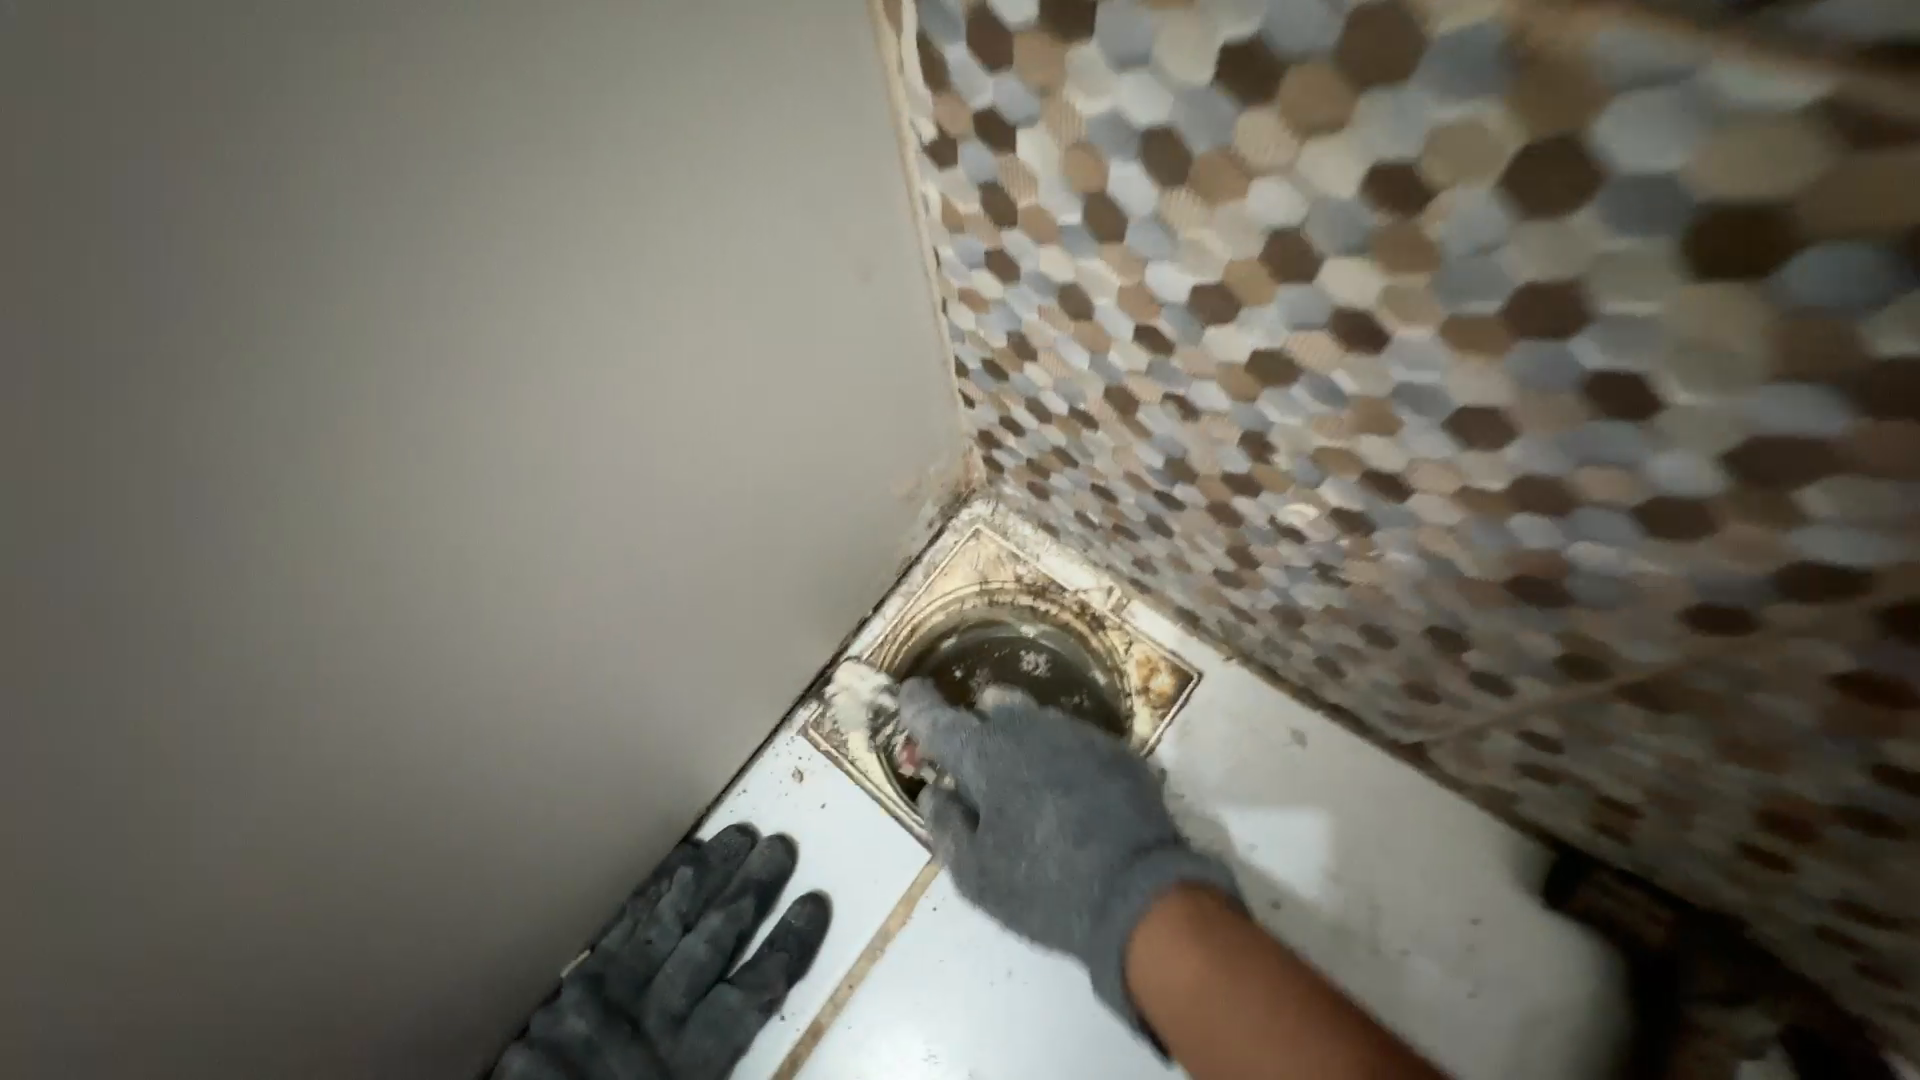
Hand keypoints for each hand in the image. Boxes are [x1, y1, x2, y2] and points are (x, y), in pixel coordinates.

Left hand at [493, 824, 829, 1079]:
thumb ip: (721, 1059)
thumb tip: (760, 1001)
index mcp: (690, 1064)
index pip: (752, 993)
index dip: (787, 945)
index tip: (816, 902)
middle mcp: (656, 1018)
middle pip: (715, 939)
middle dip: (752, 889)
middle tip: (782, 846)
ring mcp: (611, 993)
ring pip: (672, 919)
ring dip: (710, 874)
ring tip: (741, 834)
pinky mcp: (576, 982)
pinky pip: (623, 925)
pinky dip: (655, 891)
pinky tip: (679, 862)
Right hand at [896, 679, 1239, 1025]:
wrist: (1140, 895)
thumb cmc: (1043, 889)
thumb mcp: (975, 875)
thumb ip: (944, 825)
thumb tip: (935, 792)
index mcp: (985, 755)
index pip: (937, 717)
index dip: (918, 705)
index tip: (909, 692)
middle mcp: (1029, 729)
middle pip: (993, 708)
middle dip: (978, 725)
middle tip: (976, 765)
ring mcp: (1078, 734)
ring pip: (1037, 721)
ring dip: (1022, 741)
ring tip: (1027, 784)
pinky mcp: (1117, 751)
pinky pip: (1075, 742)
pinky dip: (1062, 759)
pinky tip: (1072, 796)